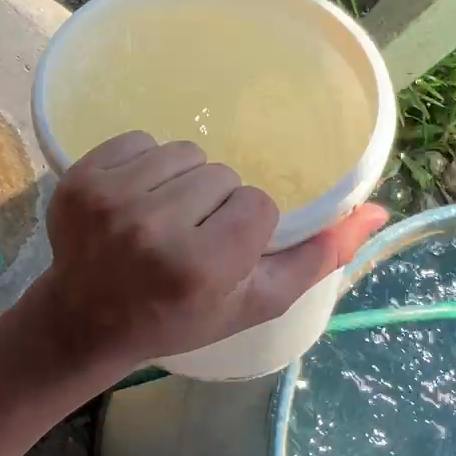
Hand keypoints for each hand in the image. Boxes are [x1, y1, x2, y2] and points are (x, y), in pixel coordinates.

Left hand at [35, 131, 388, 367]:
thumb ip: (316, 259)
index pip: (257, 205)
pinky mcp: (80, 176)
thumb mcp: (253, 302)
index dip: (244, 228)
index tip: (220, 250)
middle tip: (189, 234)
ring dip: (181, 179)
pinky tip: (134, 198)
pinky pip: (138, 140)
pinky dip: (144, 162)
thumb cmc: (178, 316)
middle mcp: (151, 226)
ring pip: (182, 152)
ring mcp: (109, 197)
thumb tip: (376, 210)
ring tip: (164, 214)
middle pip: (219, 174)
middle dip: (213, 203)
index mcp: (201, 265)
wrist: (88, 316)